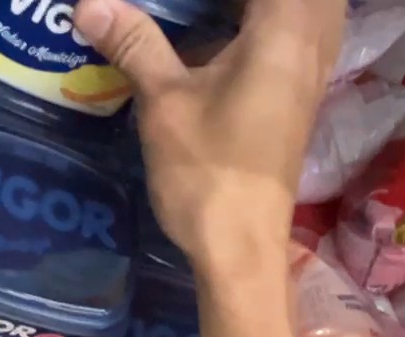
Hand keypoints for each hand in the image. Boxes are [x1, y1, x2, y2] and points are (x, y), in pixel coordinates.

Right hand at [75, 0, 343, 272]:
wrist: (239, 244)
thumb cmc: (206, 173)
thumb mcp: (164, 104)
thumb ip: (135, 45)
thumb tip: (89, 5)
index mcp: (284, 24)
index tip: (179, 4)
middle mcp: (313, 36)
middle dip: (238, 1)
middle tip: (195, 10)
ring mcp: (314, 70)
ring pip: (310, 7)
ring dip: (263, 9)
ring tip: (217, 18)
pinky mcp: (303, 98)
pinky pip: (304, 33)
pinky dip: (275, 24)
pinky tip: (235, 41)